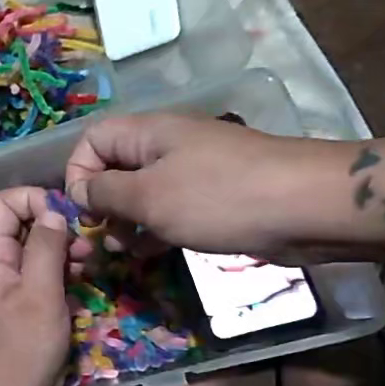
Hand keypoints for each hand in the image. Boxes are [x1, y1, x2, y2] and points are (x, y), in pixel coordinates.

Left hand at [0, 187, 71, 385]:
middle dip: (56, 225)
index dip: (34, 199)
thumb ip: (47, 248)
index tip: (66, 217)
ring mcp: (13, 283)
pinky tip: (83, 281)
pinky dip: (64, 270)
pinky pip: (45, 272)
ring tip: (88, 263)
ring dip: (64, 248)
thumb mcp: (41, 294)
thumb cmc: (25, 348)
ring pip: (38, 247)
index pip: (4, 203)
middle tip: (84, 246)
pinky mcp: (28, 301)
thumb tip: (53, 211)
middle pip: (23, 222)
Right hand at [63, 114, 343, 260]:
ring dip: (125, 221)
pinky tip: (150, 252)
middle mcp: (166, 146)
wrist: (307, 208)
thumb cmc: (218, 199)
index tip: (84, 209)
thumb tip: (79, 191)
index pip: (92, 139)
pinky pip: (168, 209)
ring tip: (125, 250)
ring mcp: (191, 172)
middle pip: (114, 167)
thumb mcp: (148, 197)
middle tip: (104, 236)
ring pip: (140, 192)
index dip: (78, 171)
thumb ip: (104, 192)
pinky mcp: (211, 197)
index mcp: (147, 133)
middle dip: (101, 202)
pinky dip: (153, 228)